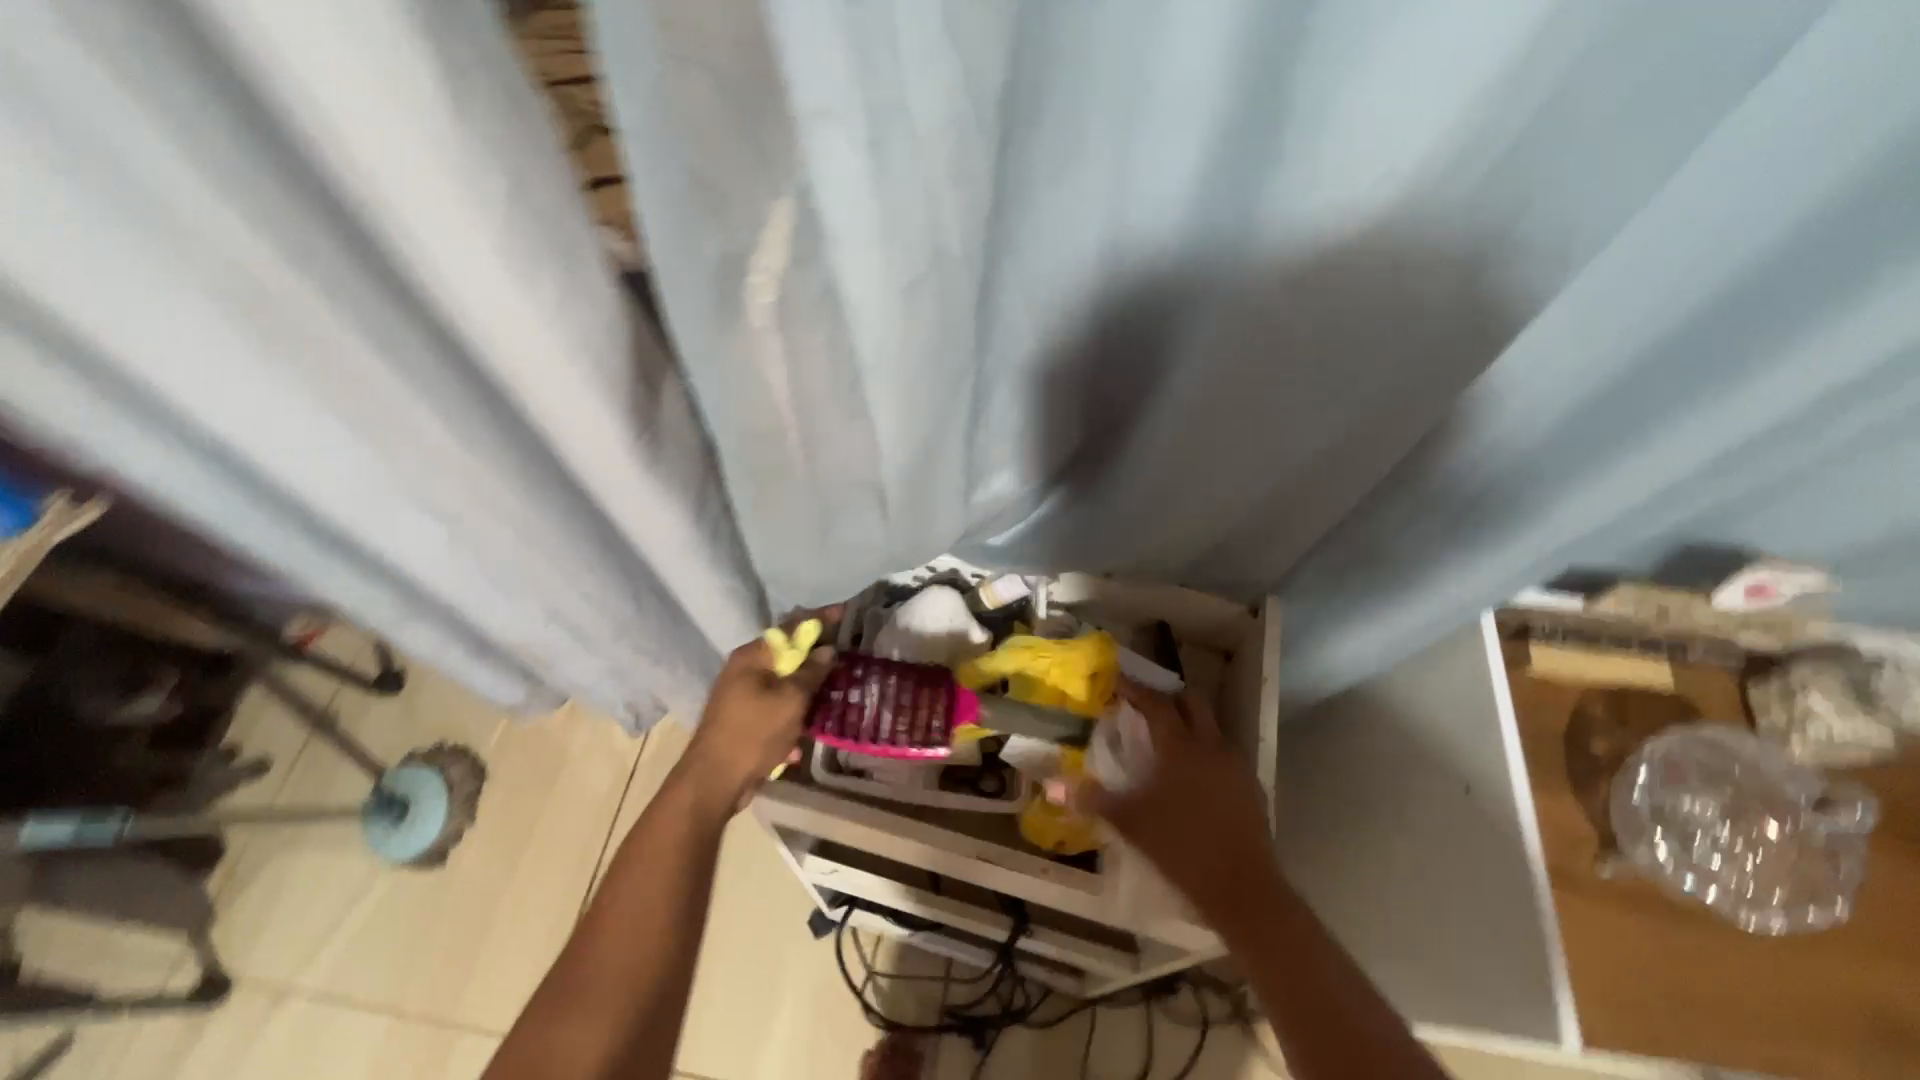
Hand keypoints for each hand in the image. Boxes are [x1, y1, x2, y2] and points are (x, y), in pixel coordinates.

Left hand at [679, 609, 838, 817]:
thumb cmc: (753, 733)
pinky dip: (792, 716)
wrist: (714, 781)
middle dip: (815, 657)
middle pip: (786, 655)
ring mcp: (741, 696)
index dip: (818, 620)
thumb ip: (811, 672)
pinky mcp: (744, 720)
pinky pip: (775, 708)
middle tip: (844, 657)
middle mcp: (744, 670)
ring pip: (783, 684)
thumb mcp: (790, 700)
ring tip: (833, 694)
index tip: (844, 612)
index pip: (790, 627)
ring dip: (806, 690)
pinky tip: (803, 738)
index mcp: (752, 656)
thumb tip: (826, 650)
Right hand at [1074, 681, 1278, 920]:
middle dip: (1169, 698)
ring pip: (1212, 729)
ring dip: (1190, 725)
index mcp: (1181, 747)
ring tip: (1167, 743)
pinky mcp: (1251, 788)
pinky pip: (1225, 756)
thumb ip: (1096, 800)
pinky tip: (1193, 778)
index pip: (1157, 704)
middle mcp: (1212, 746)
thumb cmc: (1180, 847)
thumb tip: (1060, 787)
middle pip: (1193, 704)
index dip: (1137, 690)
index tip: (1119, 682)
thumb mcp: (1131, 824)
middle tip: (1146, 706)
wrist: (1241, 886)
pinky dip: (1206, 753)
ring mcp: (1236, 766)